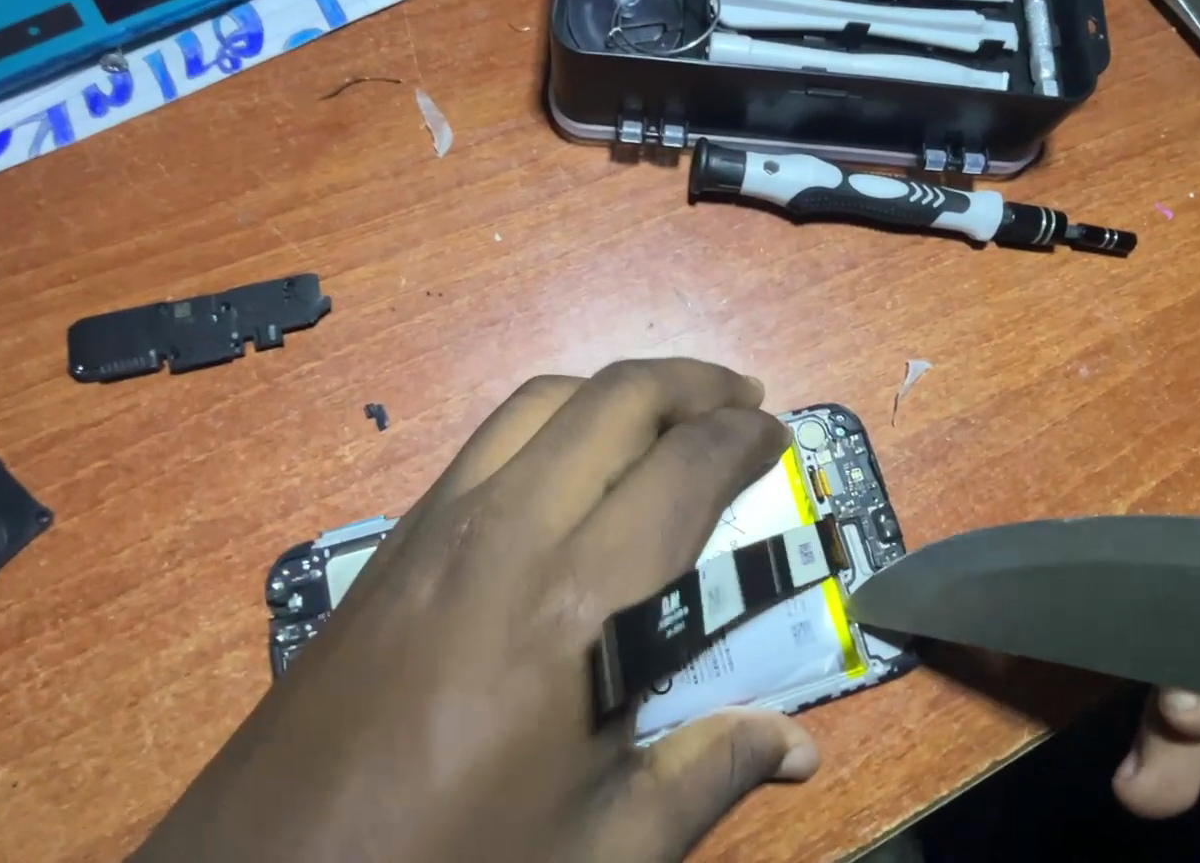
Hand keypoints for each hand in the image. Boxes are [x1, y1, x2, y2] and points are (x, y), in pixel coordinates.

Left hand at [133, 360, 815, 862]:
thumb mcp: (596, 849)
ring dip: (621, 389)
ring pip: (547, 399)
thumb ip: (706, 774)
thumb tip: (800, 748)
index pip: (681, 472)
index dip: (742, 440)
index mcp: (572, 605)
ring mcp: (442, 519)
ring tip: (671, 411)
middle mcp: (508, 529)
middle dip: (693, 384)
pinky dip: (558, 417)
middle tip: (743, 400)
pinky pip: (494, 436)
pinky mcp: (400, 532)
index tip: (778, 436)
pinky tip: (577, 460)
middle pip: (616, 400)